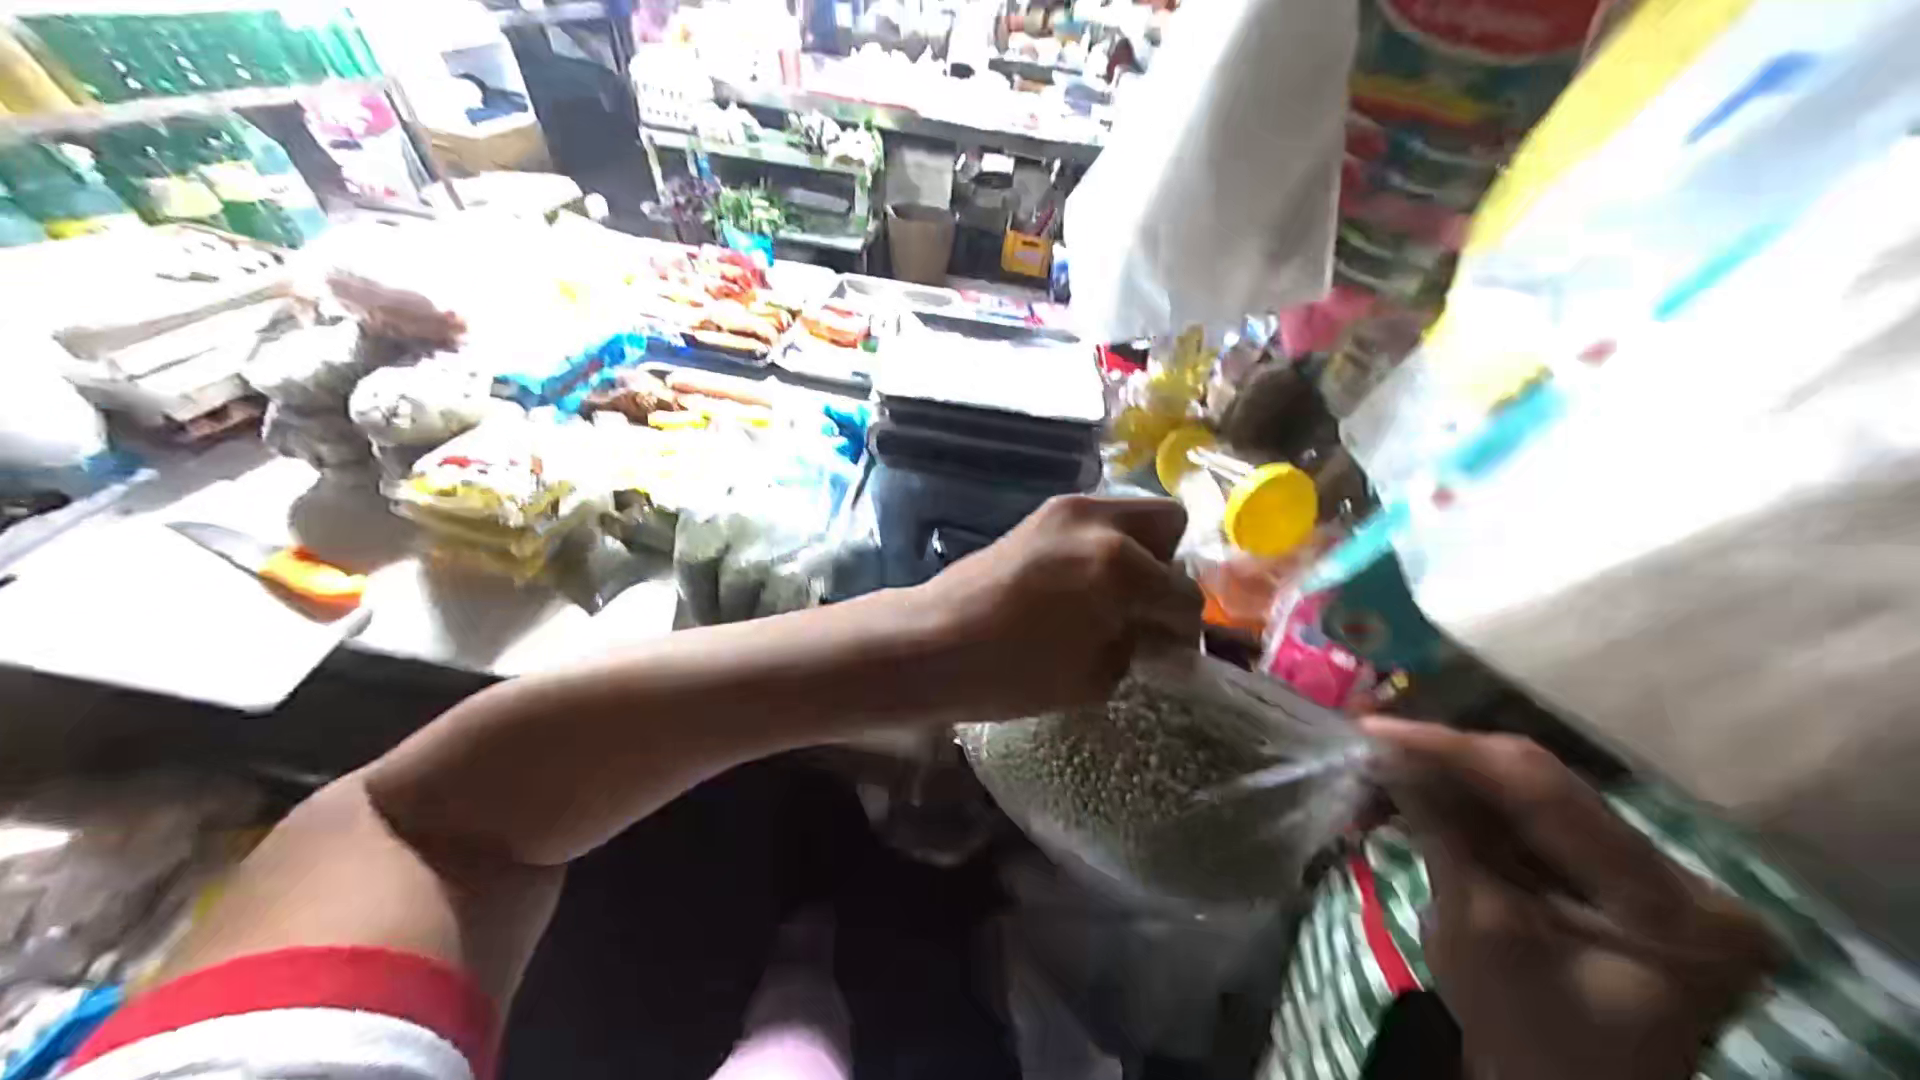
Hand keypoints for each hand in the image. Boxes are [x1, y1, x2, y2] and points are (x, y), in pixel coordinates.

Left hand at [915, 494, 1201, 721]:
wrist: (931, 643)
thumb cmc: (1011, 674)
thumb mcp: (1094, 676)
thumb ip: (1141, 646)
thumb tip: (1159, 633)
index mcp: (1119, 565)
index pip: (1183, 592)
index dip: (1182, 627)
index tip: (1170, 648)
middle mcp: (1099, 521)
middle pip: (1169, 525)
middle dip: (1167, 568)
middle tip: (1143, 608)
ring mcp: (1066, 509)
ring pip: (1132, 514)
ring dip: (1136, 551)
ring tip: (1111, 595)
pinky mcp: (1041, 514)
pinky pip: (1095, 521)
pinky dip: (1103, 546)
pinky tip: (1080, 583)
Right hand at [1362, 718, 1779, 1079]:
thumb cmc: (1526, 1035)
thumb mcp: (1476, 931)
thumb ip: (1441, 833)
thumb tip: (1386, 753)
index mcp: (1670, 907)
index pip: (1546, 794)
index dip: (1451, 751)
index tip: (1372, 730)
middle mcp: (1681, 874)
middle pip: (1540, 784)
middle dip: (1443, 759)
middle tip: (1367, 745)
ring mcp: (1651, 869)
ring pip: (1528, 790)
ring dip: (1446, 777)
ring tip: (1377, 771)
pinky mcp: (1613, 869)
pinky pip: (1527, 815)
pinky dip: (1463, 802)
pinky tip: (1413, 794)